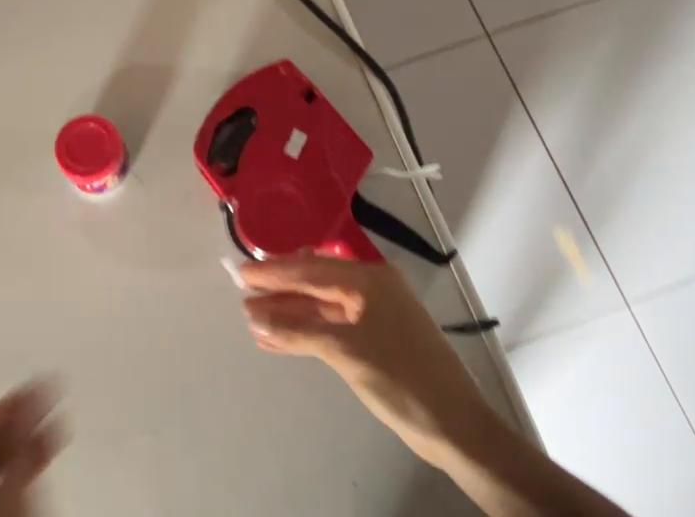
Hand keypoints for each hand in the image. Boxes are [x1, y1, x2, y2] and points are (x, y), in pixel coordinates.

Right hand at [239, 257, 490, 467]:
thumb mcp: (345, 351)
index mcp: (371, 280)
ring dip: (289, 314)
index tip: (241, 273)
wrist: (453, 425)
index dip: (274, 272)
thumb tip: (255, 315)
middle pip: (316, 284)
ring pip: (321, 308)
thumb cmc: (401, 377)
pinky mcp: (374, 342)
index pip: (312, 269)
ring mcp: (374, 316)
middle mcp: (372, 290)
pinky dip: (304, 333)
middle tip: (242, 293)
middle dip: (280, 291)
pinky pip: (330, 328)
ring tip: (253, 319)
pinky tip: (276, 340)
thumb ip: (297, 330)